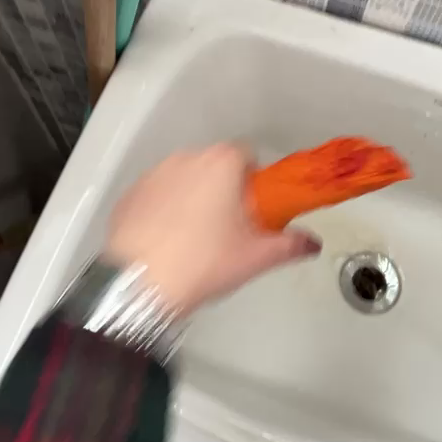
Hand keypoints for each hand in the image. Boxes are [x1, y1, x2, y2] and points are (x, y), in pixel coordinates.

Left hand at [104, 144, 321, 315]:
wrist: (138, 284)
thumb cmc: (199, 263)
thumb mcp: (255, 257)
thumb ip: (290, 245)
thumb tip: (309, 243)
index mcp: (221, 164)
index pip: (248, 157)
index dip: (255, 183)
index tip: (256, 208)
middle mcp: (186, 159)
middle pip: (216, 167)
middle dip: (225, 191)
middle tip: (230, 230)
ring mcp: (155, 174)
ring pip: (185, 180)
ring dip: (194, 199)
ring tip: (197, 240)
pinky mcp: (131, 194)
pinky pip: (158, 196)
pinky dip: (165, 211)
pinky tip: (169, 242)